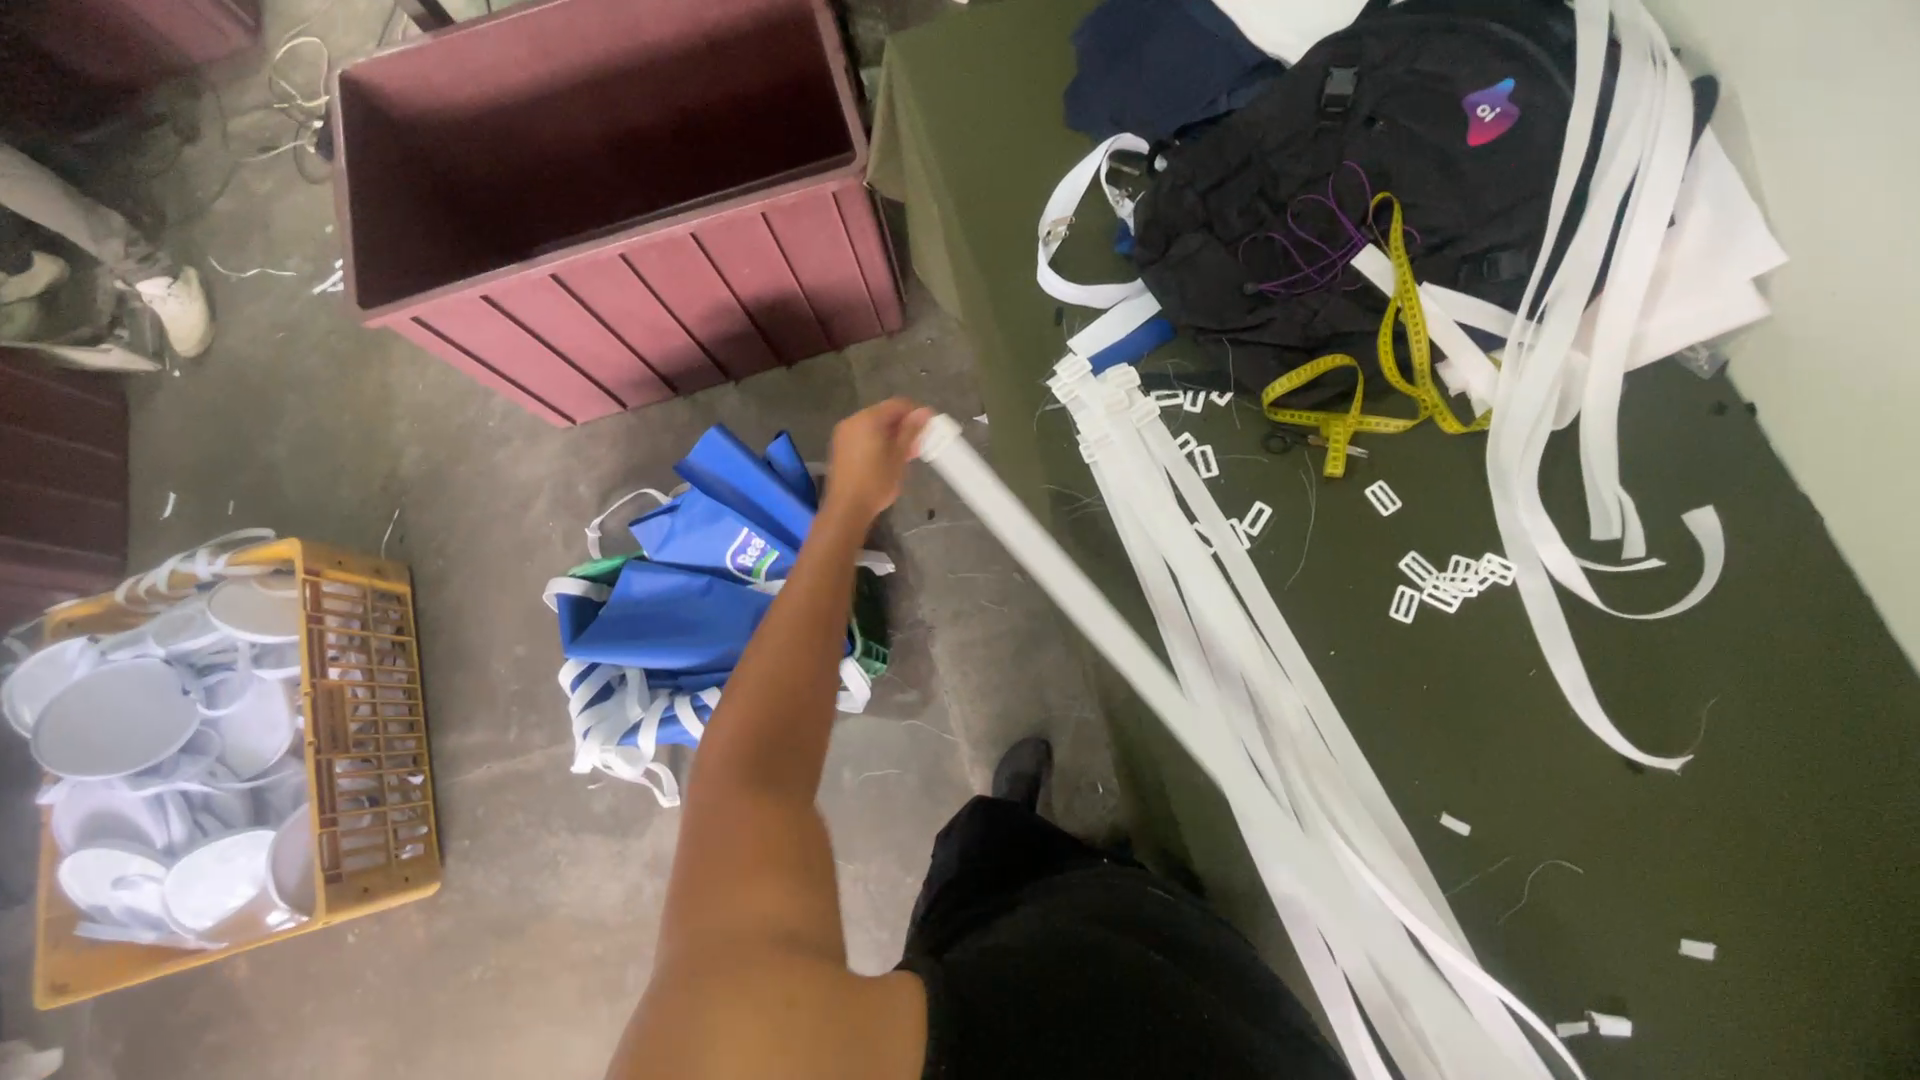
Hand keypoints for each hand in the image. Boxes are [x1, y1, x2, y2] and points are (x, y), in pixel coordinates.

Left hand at [822, 398, 933, 522]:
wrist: (847, 509)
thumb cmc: (877, 482)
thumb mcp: (899, 456)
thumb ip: (911, 431)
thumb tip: (925, 411)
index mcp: (868, 419)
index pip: (897, 404)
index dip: (916, 413)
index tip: (929, 427)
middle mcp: (853, 421)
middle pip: (884, 414)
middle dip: (903, 426)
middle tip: (920, 442)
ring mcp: (843, 434)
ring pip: (873, 426)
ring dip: (891, 435)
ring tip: (907, 452)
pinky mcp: (840, 448)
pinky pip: (863, 436)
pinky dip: (878, 442)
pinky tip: (889, 458)